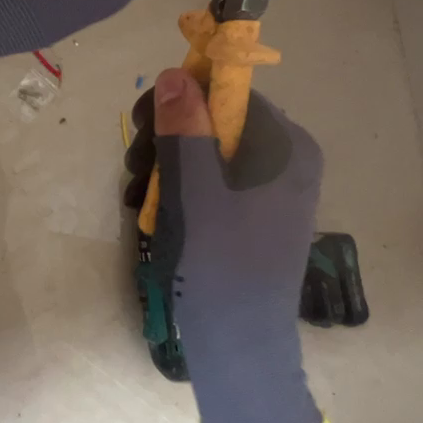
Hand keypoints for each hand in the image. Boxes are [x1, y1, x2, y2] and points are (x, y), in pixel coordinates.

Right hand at [127, 68, 329, 422]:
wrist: (239, 349)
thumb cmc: (222, 266)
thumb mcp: (197, 190)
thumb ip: (186, 128)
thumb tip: (174, 74)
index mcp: (289, 149)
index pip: (233, 95)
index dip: (184, 98)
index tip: (142, 121)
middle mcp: (286, 163)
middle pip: (217, 122)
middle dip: (169, 138)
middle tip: (133, 165)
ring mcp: (270, 192)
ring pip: (208, 153)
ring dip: (166, 164)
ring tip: (135, 194)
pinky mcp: (253, 217)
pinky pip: (212, 183)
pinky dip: (179, 189)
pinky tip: (149, 208)